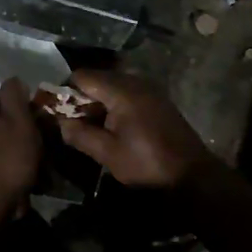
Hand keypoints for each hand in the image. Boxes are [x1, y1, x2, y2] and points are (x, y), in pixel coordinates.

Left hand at [0, 78, 41, 204]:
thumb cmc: (8, 156)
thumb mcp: (17, 119)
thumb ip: (14, 95)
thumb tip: (13, 78)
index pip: (4, 92)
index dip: (25, 97)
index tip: (43, 105)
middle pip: (10, 115)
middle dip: (30, 122)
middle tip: (50, 130)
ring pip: (14, 137)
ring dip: (31, 144)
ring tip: (49, 152)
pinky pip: (14, 157)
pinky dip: (26, 162)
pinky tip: (41, 171)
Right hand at [58, 70, 215, 189]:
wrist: (193, 175)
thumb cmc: (148, 163)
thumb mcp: (108, 153)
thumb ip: (80, 135)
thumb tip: (59, 124)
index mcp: (122, 90)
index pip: (82, 76)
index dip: (65, 91)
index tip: (57, 110)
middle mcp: (136, 81)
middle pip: (98, 78)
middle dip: (81, 96)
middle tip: (72, 121)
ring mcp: (149, 89)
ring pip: (113, 85)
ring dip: (98, 101)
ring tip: (91, 125)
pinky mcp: (158, 100)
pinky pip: (128, 92)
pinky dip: (115, 103)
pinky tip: (113, 125)